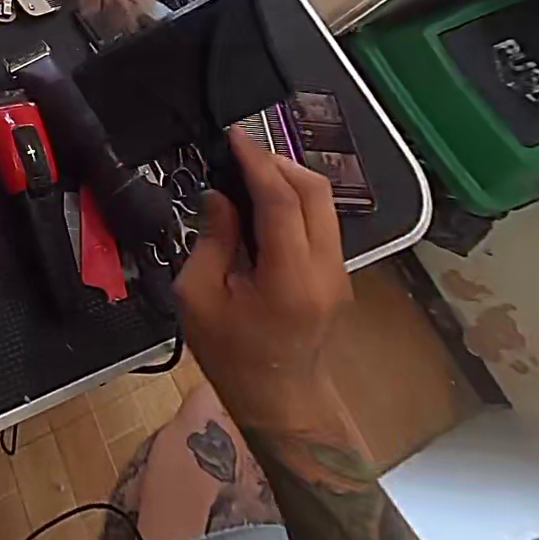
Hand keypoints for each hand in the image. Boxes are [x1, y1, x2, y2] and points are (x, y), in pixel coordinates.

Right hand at [174, 128, 354, 431]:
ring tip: (252, 175)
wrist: (281, 402)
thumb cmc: (231, 356)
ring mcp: (339, 272)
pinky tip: (267, 206)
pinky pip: (321, 222)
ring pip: (324, 204)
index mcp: (289, 280)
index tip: (237, 137)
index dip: (258, 162)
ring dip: (290, 180)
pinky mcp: (339, 275)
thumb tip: (222, 195)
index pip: (281, 202)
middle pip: (314, 192)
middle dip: (278, 162)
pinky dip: (296, 202)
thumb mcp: (199, 298)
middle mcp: (325, 270)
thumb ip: (212, 240)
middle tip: (243, 155)